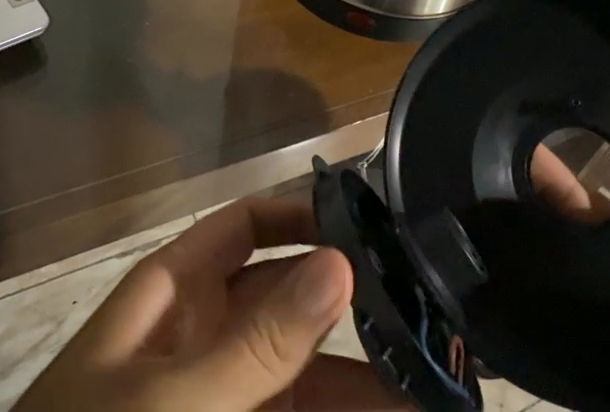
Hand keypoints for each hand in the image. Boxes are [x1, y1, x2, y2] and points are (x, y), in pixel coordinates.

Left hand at [14, 197, 407, 411]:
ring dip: (365, 378)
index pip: (248, 226)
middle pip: (290, 300)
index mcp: (175, 293)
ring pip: (305, 369)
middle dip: (356, 310)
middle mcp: (203, 332)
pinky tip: (396, 408)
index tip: (379, 228)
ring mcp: (220, 391)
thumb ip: (259, 340)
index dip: (307, 217)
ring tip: (433, 386)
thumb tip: (339, 263)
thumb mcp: (177, 397)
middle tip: (430, 319)